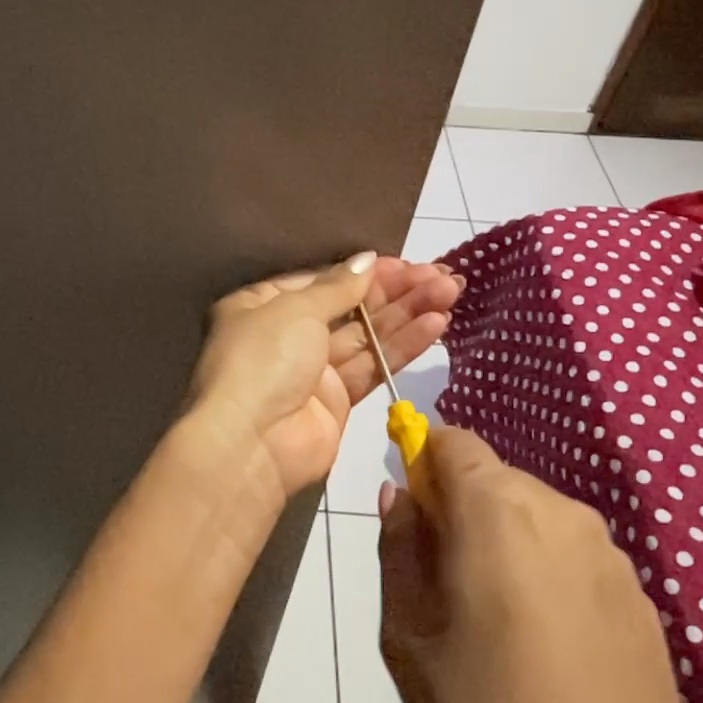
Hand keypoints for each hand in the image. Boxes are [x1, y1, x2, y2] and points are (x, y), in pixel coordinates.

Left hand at [184, 252, 462, 500]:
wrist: (251, 443)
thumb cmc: (263, 359)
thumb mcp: (296, 309)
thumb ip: (337, 287)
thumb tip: (366, 260)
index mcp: (262, 305)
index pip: (322, 281)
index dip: (364, 272)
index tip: (406, 263)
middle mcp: (286, 334)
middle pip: (349, 306)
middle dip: (396, 291)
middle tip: (443, 276)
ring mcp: (312, 370)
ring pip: (367, 335)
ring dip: (408, 314)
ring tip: (451, 292)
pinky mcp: (337, 400)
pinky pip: (373, 365)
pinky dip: (403, 345)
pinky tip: (436, 324)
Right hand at [378, 427, 702, 702]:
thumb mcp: (408, 635)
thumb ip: (398, 549)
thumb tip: (400, 496)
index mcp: (497, 509)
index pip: (453, 439)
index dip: (423, 459)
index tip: (412, 512)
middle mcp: (559, 509)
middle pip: (495, 476)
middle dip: (461, 508)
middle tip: (443, 579)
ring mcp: (608, 550)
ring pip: (536, 514)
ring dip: (504, 540)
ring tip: (496, 618)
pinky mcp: (638, 591)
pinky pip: (573, 553)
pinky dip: (546, 570)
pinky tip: (545, 640)